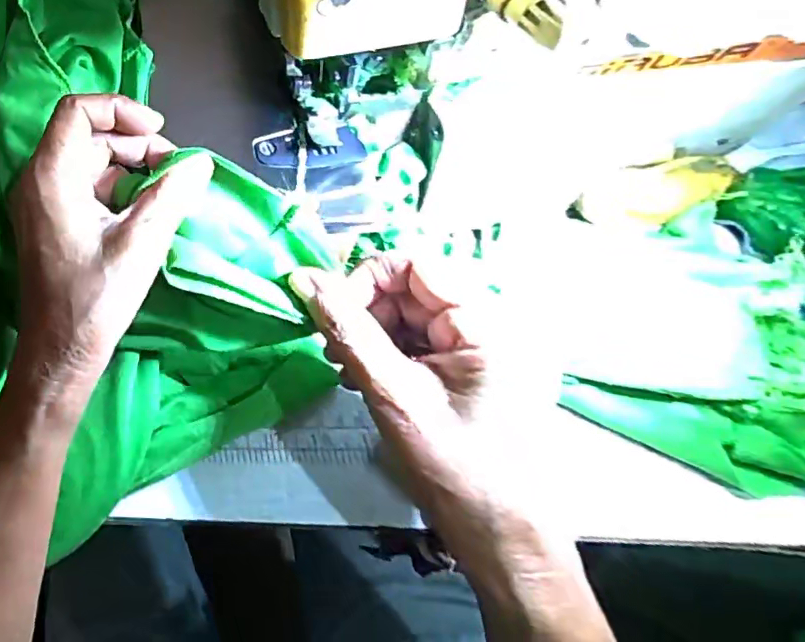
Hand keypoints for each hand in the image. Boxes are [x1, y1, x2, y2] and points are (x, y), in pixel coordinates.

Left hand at [7, 94, 213, 403]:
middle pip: (86, 134)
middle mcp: (37, 179)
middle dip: (133, 142)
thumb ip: (170, 195)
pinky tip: (145, 204)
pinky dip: (115, 184)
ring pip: (87, 158)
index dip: (118, 108)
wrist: (58, 351)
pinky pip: (83, 182)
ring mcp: (40, 198)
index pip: (76, 111)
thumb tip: (198, 164)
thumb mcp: (140, 243)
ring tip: (167, 186)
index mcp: (50, 176)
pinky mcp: (49, 216)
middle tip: (174, 168)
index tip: (157, 130)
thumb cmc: (94, 300)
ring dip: (128, 163)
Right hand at [287, 254, 559, 535]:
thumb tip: (303, 278)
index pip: (413, 264)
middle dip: (361, 309)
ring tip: (343, 365)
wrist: (501, 538)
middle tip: (332, 345)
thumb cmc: (455, 465)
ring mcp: (476, 348)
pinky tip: (360, 374)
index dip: (365, 278)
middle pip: (405, 287)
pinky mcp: (464, 368)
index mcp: (486, 324)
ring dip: (366, 330)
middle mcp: (486, 325)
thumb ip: (347, 329)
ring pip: (403, 312)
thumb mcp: (393, 391)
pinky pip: (412, 337)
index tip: (333, 312)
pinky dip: (380, 349)